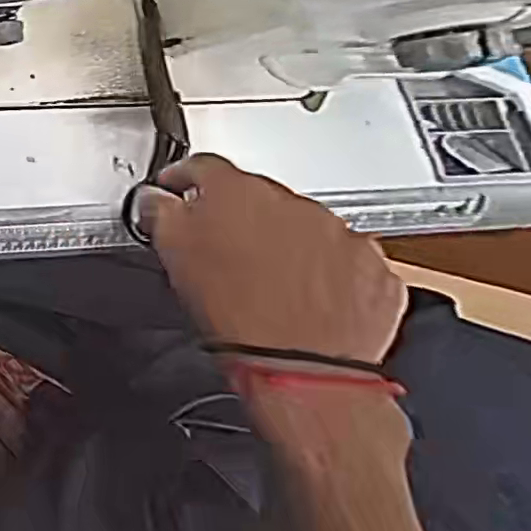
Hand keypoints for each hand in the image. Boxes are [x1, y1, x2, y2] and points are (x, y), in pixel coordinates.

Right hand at [135, 154, 406, 363]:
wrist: (298, 366)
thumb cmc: (233, 309)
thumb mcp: (169, 249)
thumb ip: (159, 210)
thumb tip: (157, 199)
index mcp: (237, 191)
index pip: (201, 164)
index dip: (181, 178)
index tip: (175, 191)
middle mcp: (293, 203)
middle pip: (253, 192)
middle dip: (234, 213)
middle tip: (216, 244)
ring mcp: (340, 234)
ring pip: (299, 222)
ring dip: (279, 238)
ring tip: (259, 274)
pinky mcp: (373, 267)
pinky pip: (340, 254)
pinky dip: (320, 266)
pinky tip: (298, 289)